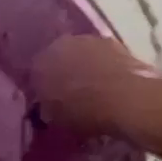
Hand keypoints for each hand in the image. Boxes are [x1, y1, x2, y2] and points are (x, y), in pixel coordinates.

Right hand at [30, 35, 149, 134]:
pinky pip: (100, 55)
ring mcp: (87, 39)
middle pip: (57, 58)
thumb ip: (47, 109)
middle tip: (69, 93)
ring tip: (92, 88)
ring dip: (83, 66)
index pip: (34, 73)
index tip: (48, 101)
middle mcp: (60, 44)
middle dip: (61, 72)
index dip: (41, 87)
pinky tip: (110, 83)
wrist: (127, 98)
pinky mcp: (111, 41)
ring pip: (79, 53)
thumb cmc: (86, 113)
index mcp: (41, 63)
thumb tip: (46, 107)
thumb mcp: (58, 120)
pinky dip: (102, 65)